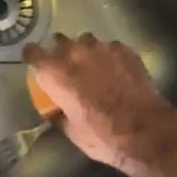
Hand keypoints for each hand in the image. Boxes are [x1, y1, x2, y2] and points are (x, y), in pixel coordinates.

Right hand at [23, 34, 176, 174]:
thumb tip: (54, 108)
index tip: (35, 63)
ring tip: (94, 68)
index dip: (33, 56)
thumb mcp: (72, 131)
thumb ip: (58, 112)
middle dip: (60, 53)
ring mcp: (100, 47)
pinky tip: (116, 71)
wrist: (145, 129)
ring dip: (84, 52)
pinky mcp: (122, 48)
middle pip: (59, 41)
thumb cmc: (103, 135)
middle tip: (68, 69)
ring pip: (85, 41)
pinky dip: (108, 56)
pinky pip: (108, 47)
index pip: (32, 52)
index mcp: (55, 72)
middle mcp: (74, 52)